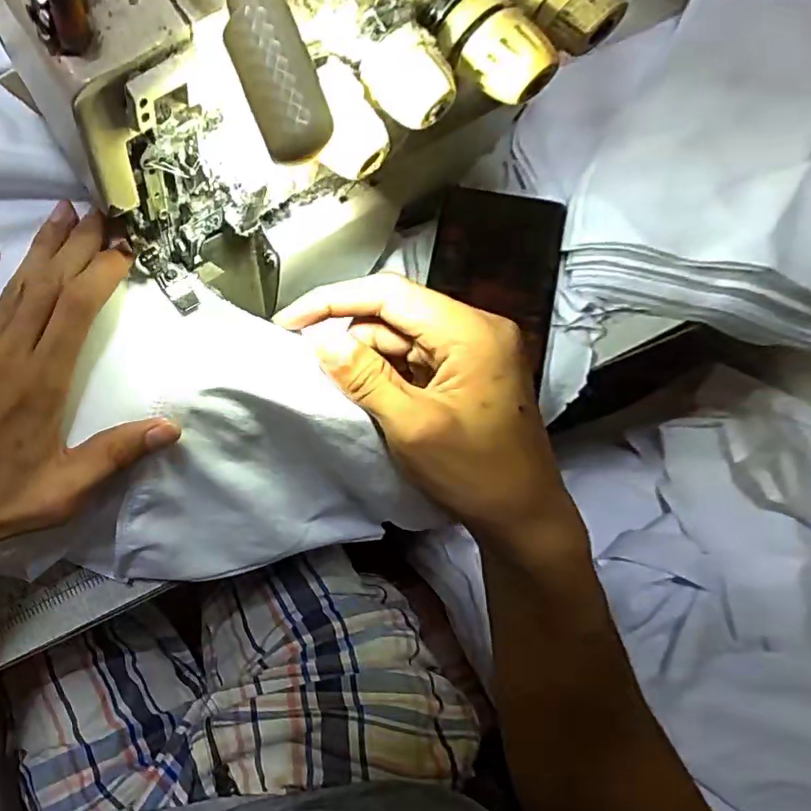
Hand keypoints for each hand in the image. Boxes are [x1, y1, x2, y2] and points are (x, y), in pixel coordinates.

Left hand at [0, 203, 181, 575]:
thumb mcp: (65, 490)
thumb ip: (116, 453)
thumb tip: (172, 427)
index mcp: (43, 380)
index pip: (79, 307)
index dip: (103, 271)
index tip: (124, 247)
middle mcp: (10, 353)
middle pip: (49, 284)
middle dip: (77, 244)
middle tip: (100, 211)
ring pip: (14, 287)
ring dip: (39, 247)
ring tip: (60, 211)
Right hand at [275, 274, 575, 543]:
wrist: (522, 516)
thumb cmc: (476, 473)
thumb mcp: (411, 425)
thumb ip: (364, 377)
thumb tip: (320, 340)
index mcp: (470, 333)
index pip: (390, 294)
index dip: (332, 301)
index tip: (289, 321)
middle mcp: (473, 330)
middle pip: (392, 311)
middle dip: (344, 329)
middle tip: (301, 354)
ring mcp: (468, 351)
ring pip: (396, 335)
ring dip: (359, 353)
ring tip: (326, 378)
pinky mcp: (460, 371)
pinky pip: (408, 357)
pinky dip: (377, 369)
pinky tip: (354, 386)